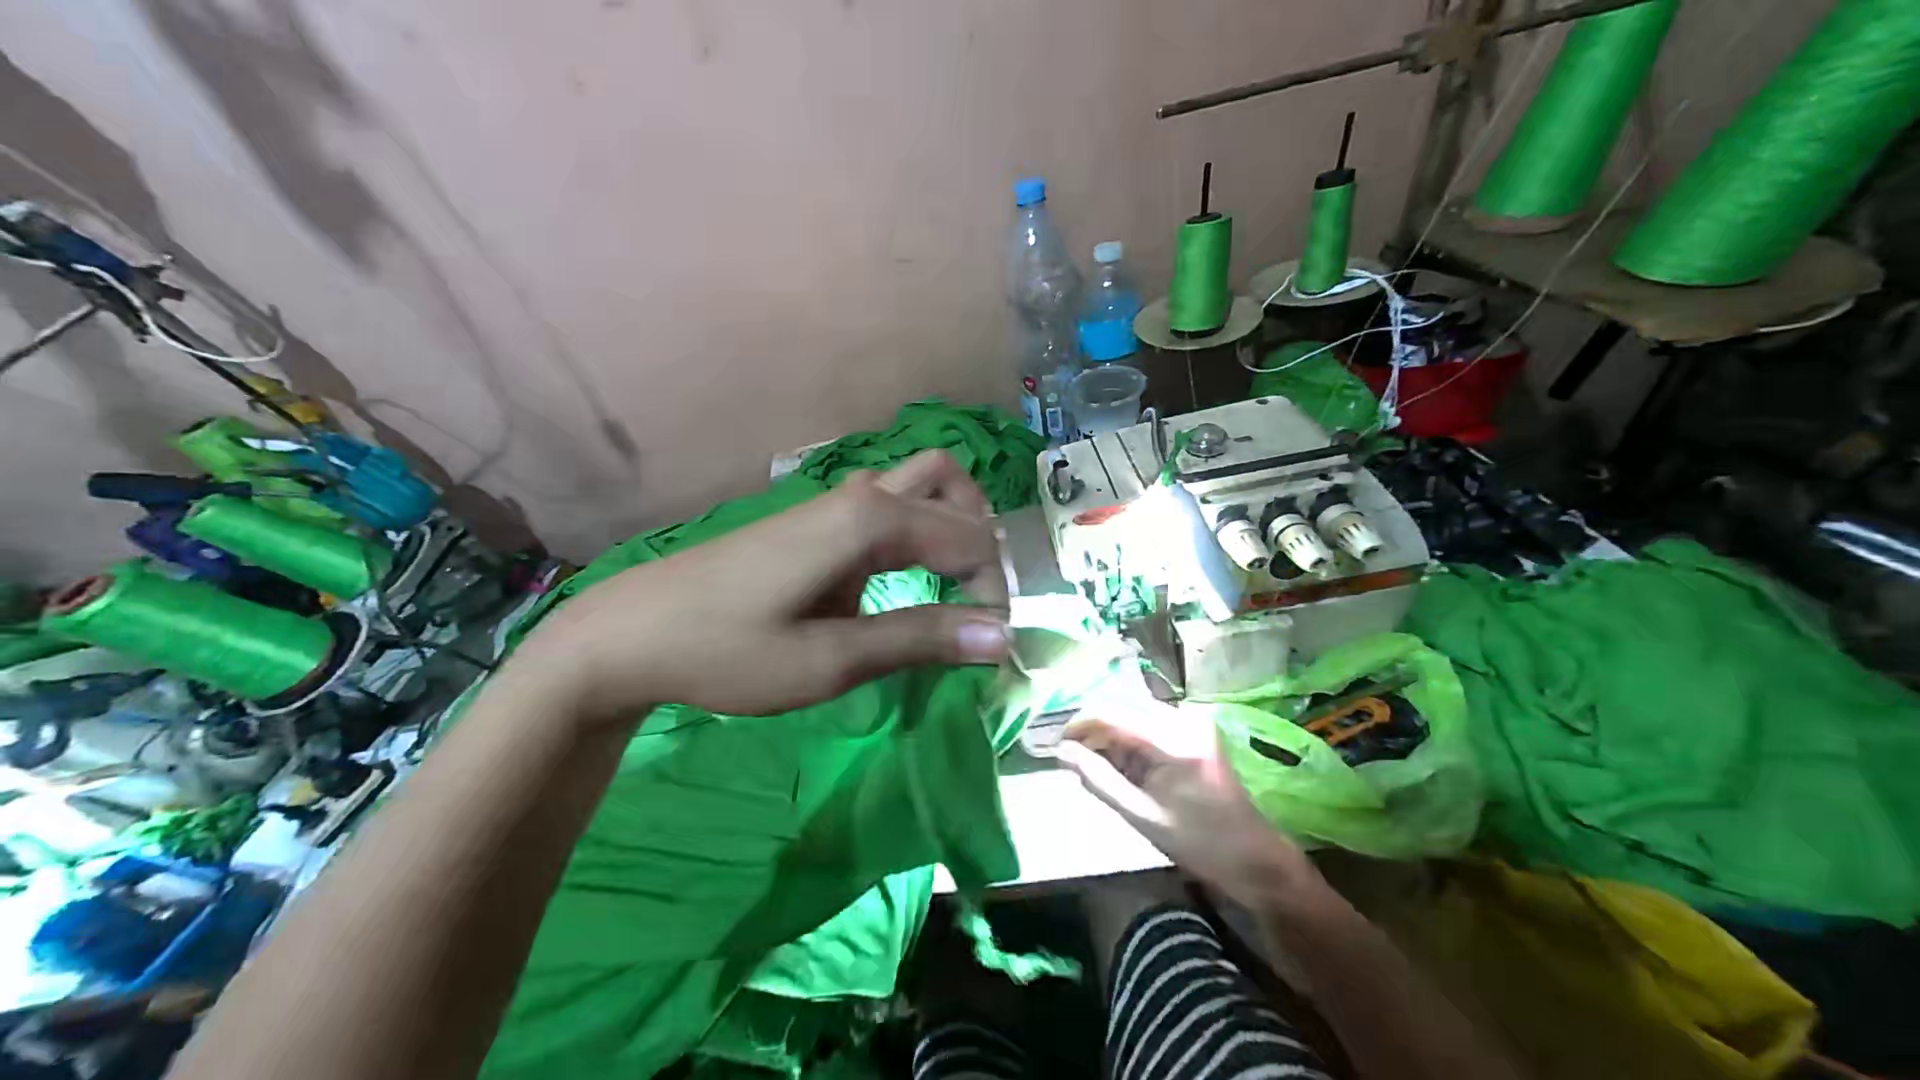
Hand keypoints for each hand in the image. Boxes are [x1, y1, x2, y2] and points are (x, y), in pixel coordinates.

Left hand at [512, 450, 1011, 722]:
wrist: (630, 633)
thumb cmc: (726, 651)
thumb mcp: (830, 660)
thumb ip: (920, 640)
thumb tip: (1002, 638)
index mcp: (869, 521)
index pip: (969, 539)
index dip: (992, 591)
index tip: (987, 646)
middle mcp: (859, 494)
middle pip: (953, 490)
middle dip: (981, 545)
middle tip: (977, 605)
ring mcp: (834, 502)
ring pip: (920, 484)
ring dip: (950, 524)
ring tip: (951, 585)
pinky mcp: (815, 520)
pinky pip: (889, 505)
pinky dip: (918, 531)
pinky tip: (900, 578)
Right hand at [1056, 703, 1330, 910]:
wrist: (1256, 858)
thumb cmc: (1199, 844)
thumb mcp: (1141, 815)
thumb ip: (1098, 779)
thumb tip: (1061, 753)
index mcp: (1172, 739)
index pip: (1111, 714)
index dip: (1078, 725)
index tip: (1055, 746)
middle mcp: (1183, 718)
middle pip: (1121, 708)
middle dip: (1092, 730)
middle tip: (1070, 758)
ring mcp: (1192, 721)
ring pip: (1133, 714)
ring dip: (1110, 736)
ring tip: (1092, 766)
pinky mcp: (1195, 729)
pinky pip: (1149, 724)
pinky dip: (1129, 741)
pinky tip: (1120, 767)